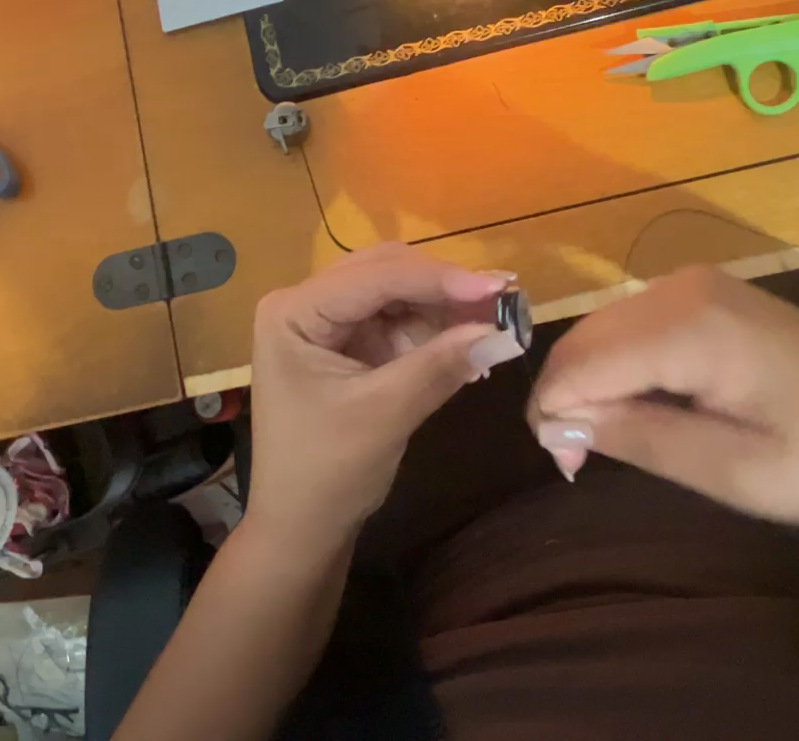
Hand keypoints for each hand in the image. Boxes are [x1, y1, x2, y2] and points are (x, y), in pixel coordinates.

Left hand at [247, 244, 527, 544]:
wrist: (301, 525)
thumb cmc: (327, 471)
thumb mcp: (384, 414)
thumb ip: (440, 366)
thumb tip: (504, 332)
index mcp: (294, 311)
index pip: (374, 277)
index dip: (439, 278)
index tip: (499, 287)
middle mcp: (306, 303)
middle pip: (385, 273)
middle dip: (444, 288)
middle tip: (504, 301)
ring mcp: (328, 321)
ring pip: (397, 293)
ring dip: (444, 308)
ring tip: (496, 326)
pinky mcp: (349, 343)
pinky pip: (399, 321)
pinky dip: (434, 330)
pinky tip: (470, 347)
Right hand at [529, 265, 798, 527]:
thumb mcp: (734, 471)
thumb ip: (639, 438)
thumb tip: (555, 424)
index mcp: (693, 328)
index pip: (583, 363)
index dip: (555, 412)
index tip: (563, 465)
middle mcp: (681, 288)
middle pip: (584, 339)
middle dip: (565, 395)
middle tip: (575, 459)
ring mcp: (694, 283)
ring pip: (601, 329)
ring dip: (587, 380)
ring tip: (603, 436)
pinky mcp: (704, 292)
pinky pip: (631, 324)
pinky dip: (616, 363)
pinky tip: (635, 401)